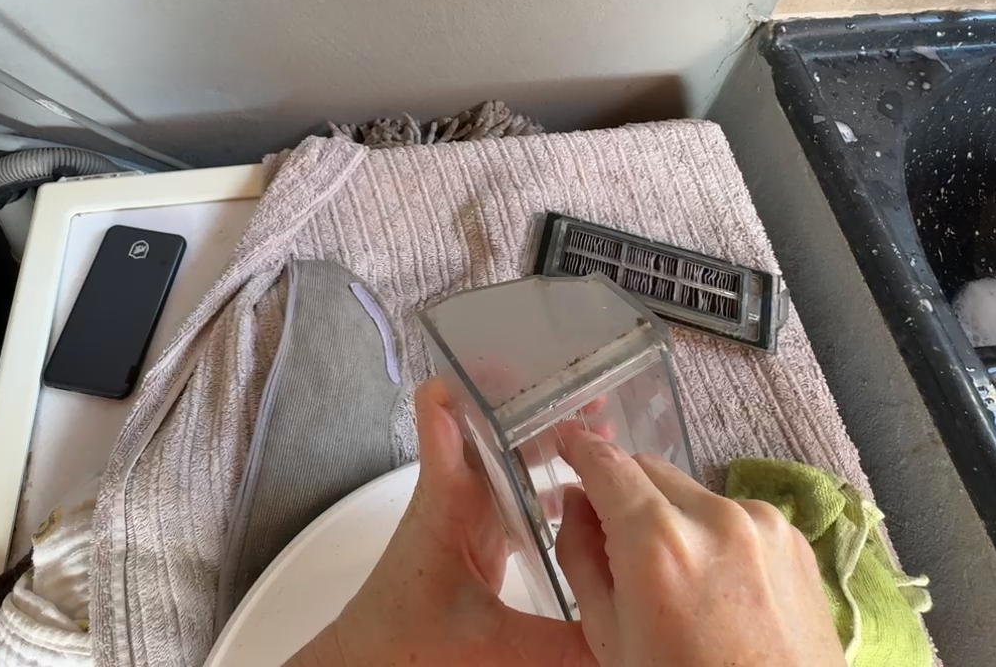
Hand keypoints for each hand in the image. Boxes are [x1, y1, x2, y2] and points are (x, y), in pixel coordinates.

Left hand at [284, 381, 594, 666]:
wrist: (366, 666)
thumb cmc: (403, 647)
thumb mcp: (491, 648)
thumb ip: (565, 648)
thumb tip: (630, 643)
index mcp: (447, 496)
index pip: (441, 407)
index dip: (473, 373)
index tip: (521, 359)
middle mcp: (454, 490)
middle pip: (490, 421)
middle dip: (538, 404)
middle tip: (592, 399)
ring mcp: (464, 507)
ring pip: (503, 451)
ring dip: (543, 437)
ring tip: (598, 432)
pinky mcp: (474, 530)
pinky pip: (510, 486)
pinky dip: (541, 476)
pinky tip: (580, 490)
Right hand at [554, 425, 844, 666]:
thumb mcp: (608, 635)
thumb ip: (580, 554)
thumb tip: (575, 499)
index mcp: (658, 542)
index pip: (606, 463)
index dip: (580, 447)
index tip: (566, 440)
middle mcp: (713, 516)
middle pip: (647, 468)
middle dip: (625, 491)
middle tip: (617, 536)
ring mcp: (761, 523)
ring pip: (689, 490)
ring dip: (670, 514)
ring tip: (679, 577)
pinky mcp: (793, 538)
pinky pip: (733, 513)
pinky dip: (713, 533)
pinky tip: (719, 585)